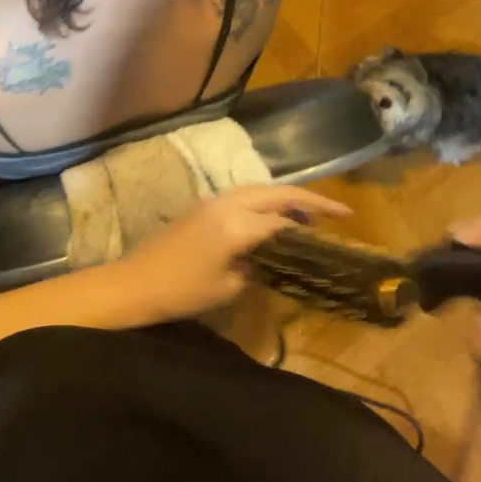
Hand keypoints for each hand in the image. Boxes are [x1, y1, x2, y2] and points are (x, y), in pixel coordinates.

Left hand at [117, 185, 352, 319]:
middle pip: (275, 192)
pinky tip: (273, 220)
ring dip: (284, 199)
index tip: (344, 221)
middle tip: (337, 211)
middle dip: (308, 198)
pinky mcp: (201, 206)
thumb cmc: (182, 291)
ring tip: (308, 218)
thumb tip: (271, 257)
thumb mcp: (228, 287)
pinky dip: (264, 202)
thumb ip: (257, 266)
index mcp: (236, 224)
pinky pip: (241, 196)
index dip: (317, 218)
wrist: (136, 282)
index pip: (285, 217)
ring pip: (257, 190)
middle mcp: (226, 203)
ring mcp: (211, 201)